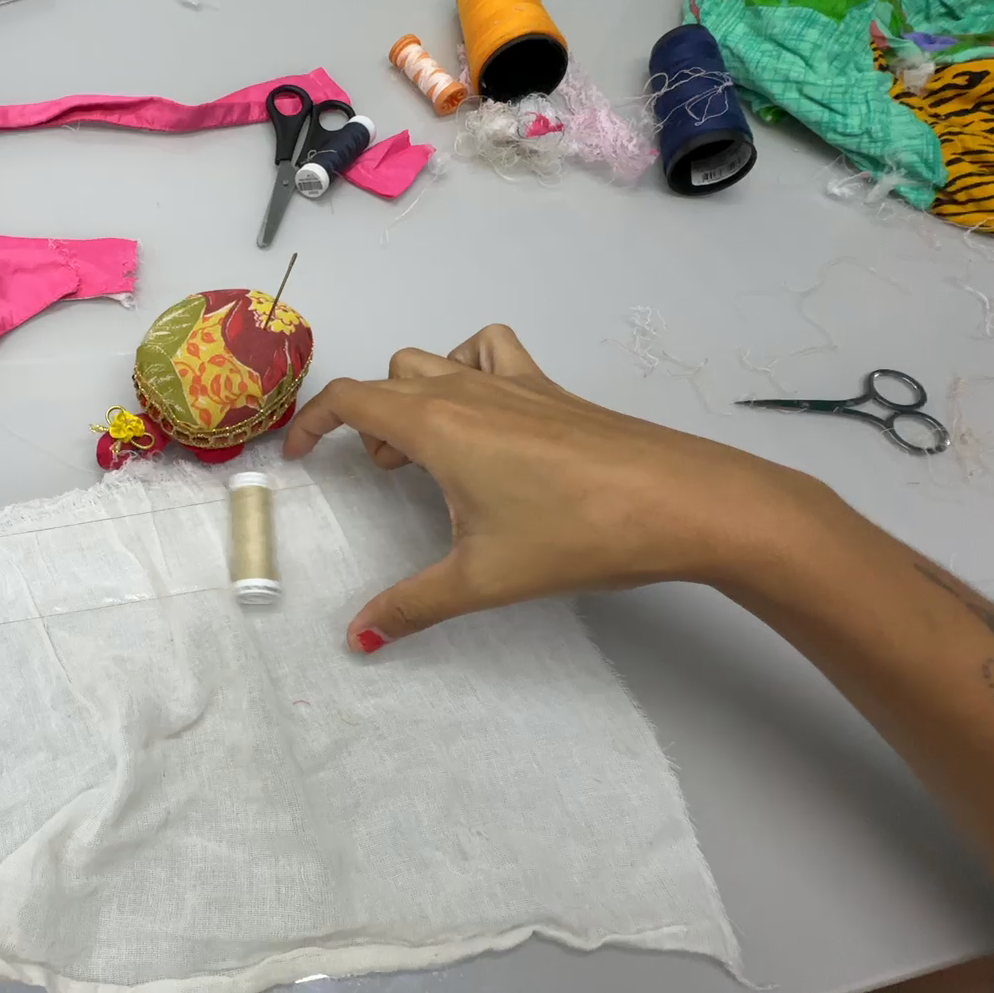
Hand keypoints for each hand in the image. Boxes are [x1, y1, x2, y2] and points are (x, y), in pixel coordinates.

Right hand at [283, 324, 842, 651]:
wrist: (694, 505)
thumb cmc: (575, 535)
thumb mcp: (480, 579)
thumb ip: (409, 607)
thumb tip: (355, 641)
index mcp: (434, 425)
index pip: (347, 399)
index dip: (310, 424)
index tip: (299, 457)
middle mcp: (463, 391)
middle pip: (383, 380)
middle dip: (363, 421)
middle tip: (386, 475)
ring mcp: (510, 383)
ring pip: (430, 360)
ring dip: (408, 395)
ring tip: (429, 446)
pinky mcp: (549, 389)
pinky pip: (489, 351)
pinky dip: (466, 366)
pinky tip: (482, 409)